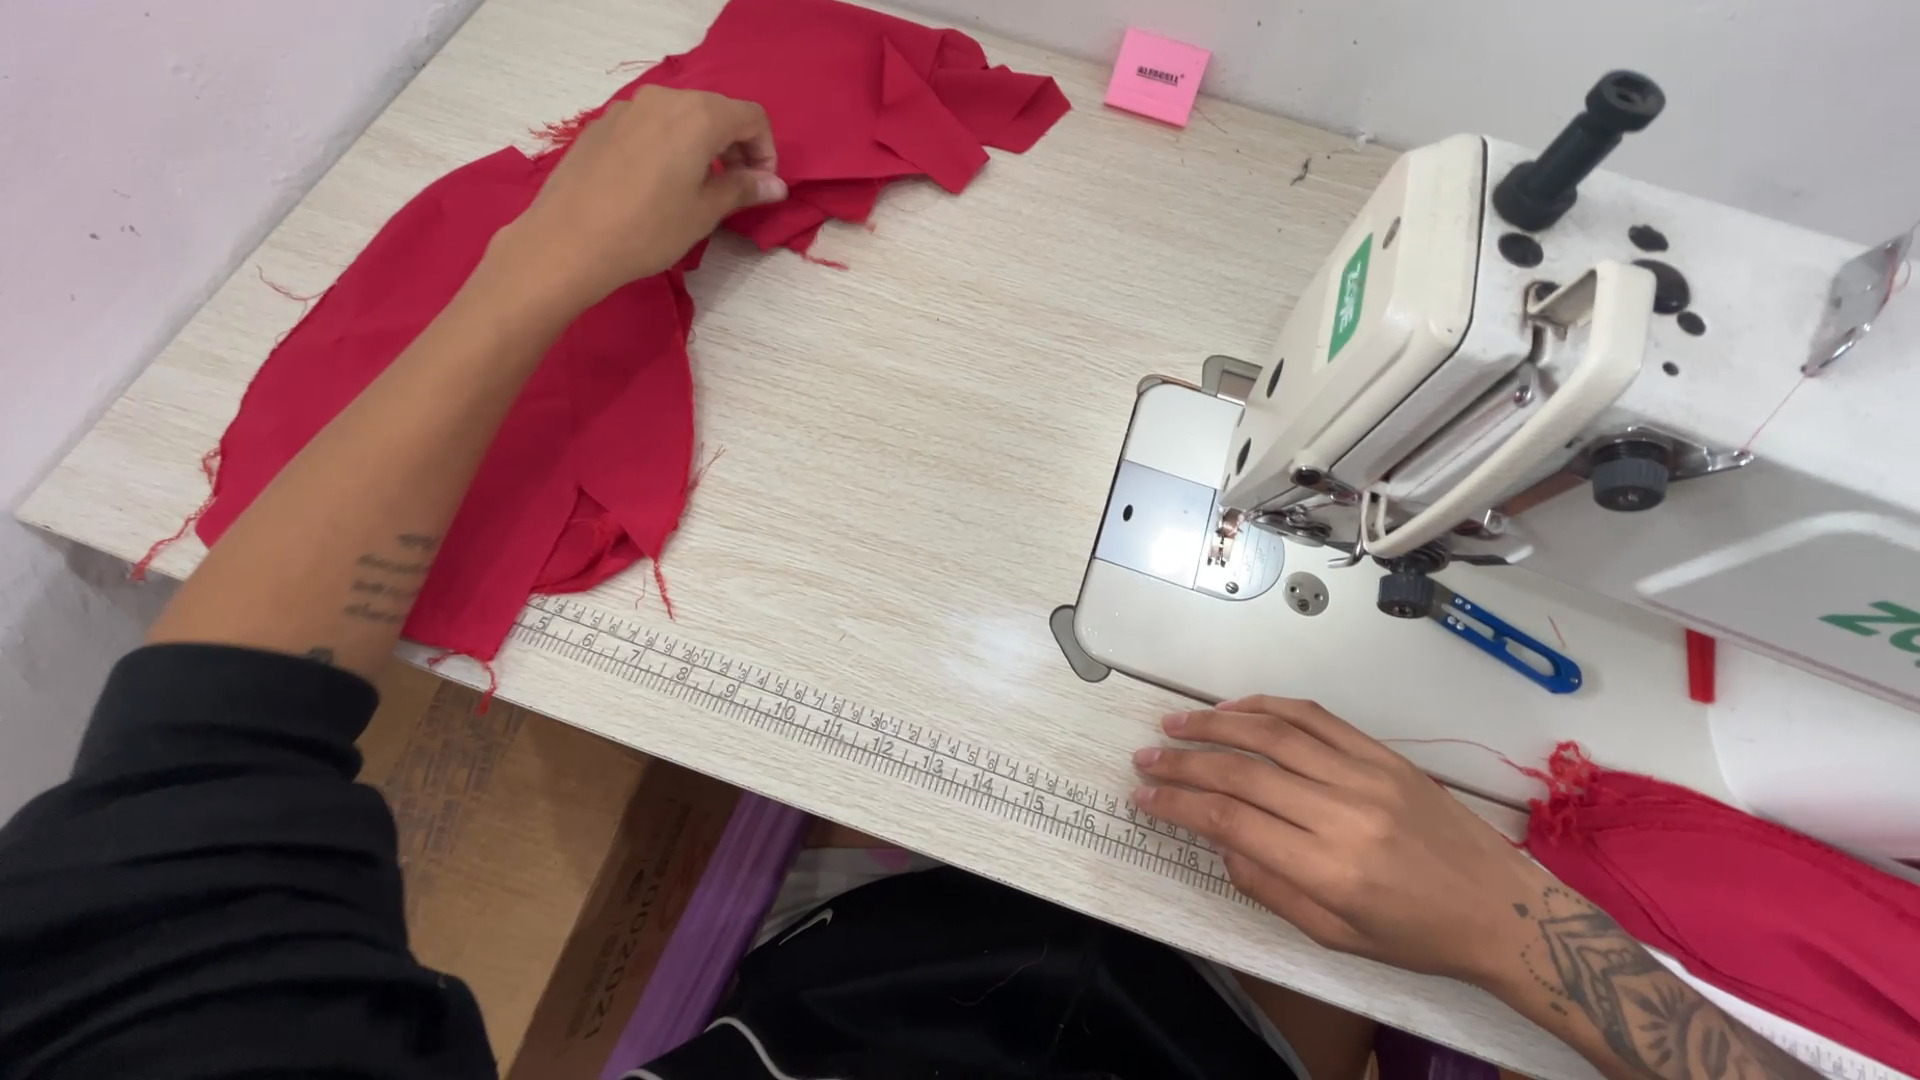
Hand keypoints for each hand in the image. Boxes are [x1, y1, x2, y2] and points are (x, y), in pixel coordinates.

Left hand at [495, 85, 786, 311]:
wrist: (569, 240)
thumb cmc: (648, 230)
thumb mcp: (704, 213)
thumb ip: (742, 190)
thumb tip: (775, 185)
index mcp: (698, 117)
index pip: (751, 117)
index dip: (766, 151)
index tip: (762, 186)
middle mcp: (665, 99)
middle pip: (717, 110)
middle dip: (737, 147)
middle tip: (736, 189)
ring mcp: (629, 108)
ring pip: (683, 116)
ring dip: (704, 145)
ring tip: (698, 188)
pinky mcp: (604, 124)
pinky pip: (652, 125)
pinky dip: (670, 145)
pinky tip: (659, 185)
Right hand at [1132, 696, 1553, 982]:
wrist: (1505, 912)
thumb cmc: (1418, 937)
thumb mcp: (1336, 937)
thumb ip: (1269, 887)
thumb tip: (1219, 841)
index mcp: (1328, 868)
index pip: (1230, 822)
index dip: (1177, 805)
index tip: (1143, 797)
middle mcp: (1341, 813)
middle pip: (1241, 772)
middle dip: (1182, 763)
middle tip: (1145, 758)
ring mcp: (1364, 776)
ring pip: (1271, 733)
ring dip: (1214, 724)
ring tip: (1175, 724)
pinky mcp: (1382, 754)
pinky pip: (1314, 717)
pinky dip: (1266, 706)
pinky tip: (1234, 708)